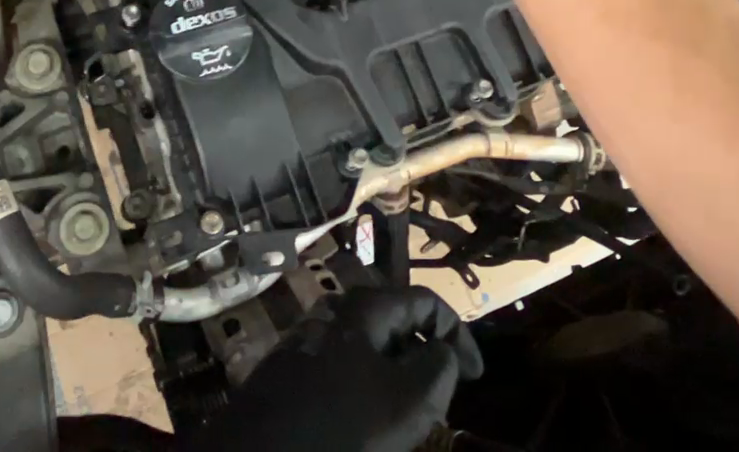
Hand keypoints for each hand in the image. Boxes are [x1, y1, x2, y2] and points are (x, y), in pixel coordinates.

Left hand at [180, 286, 484, 451]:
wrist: (261, 448)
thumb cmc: (343, 422)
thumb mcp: (411, 399)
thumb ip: (440, 366)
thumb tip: (443, 350)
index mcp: (364, 307)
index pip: (426, 301)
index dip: (460, 334)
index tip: (476, 378)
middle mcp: (336, 311)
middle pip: (397, 321)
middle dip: (426, 355)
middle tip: (444, 398)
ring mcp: (312, 337)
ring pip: (372, 347)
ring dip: (399, 374)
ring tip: (412, 415)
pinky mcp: (297, 366)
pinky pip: (347, 366)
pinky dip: (371, 386)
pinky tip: (372, 421)